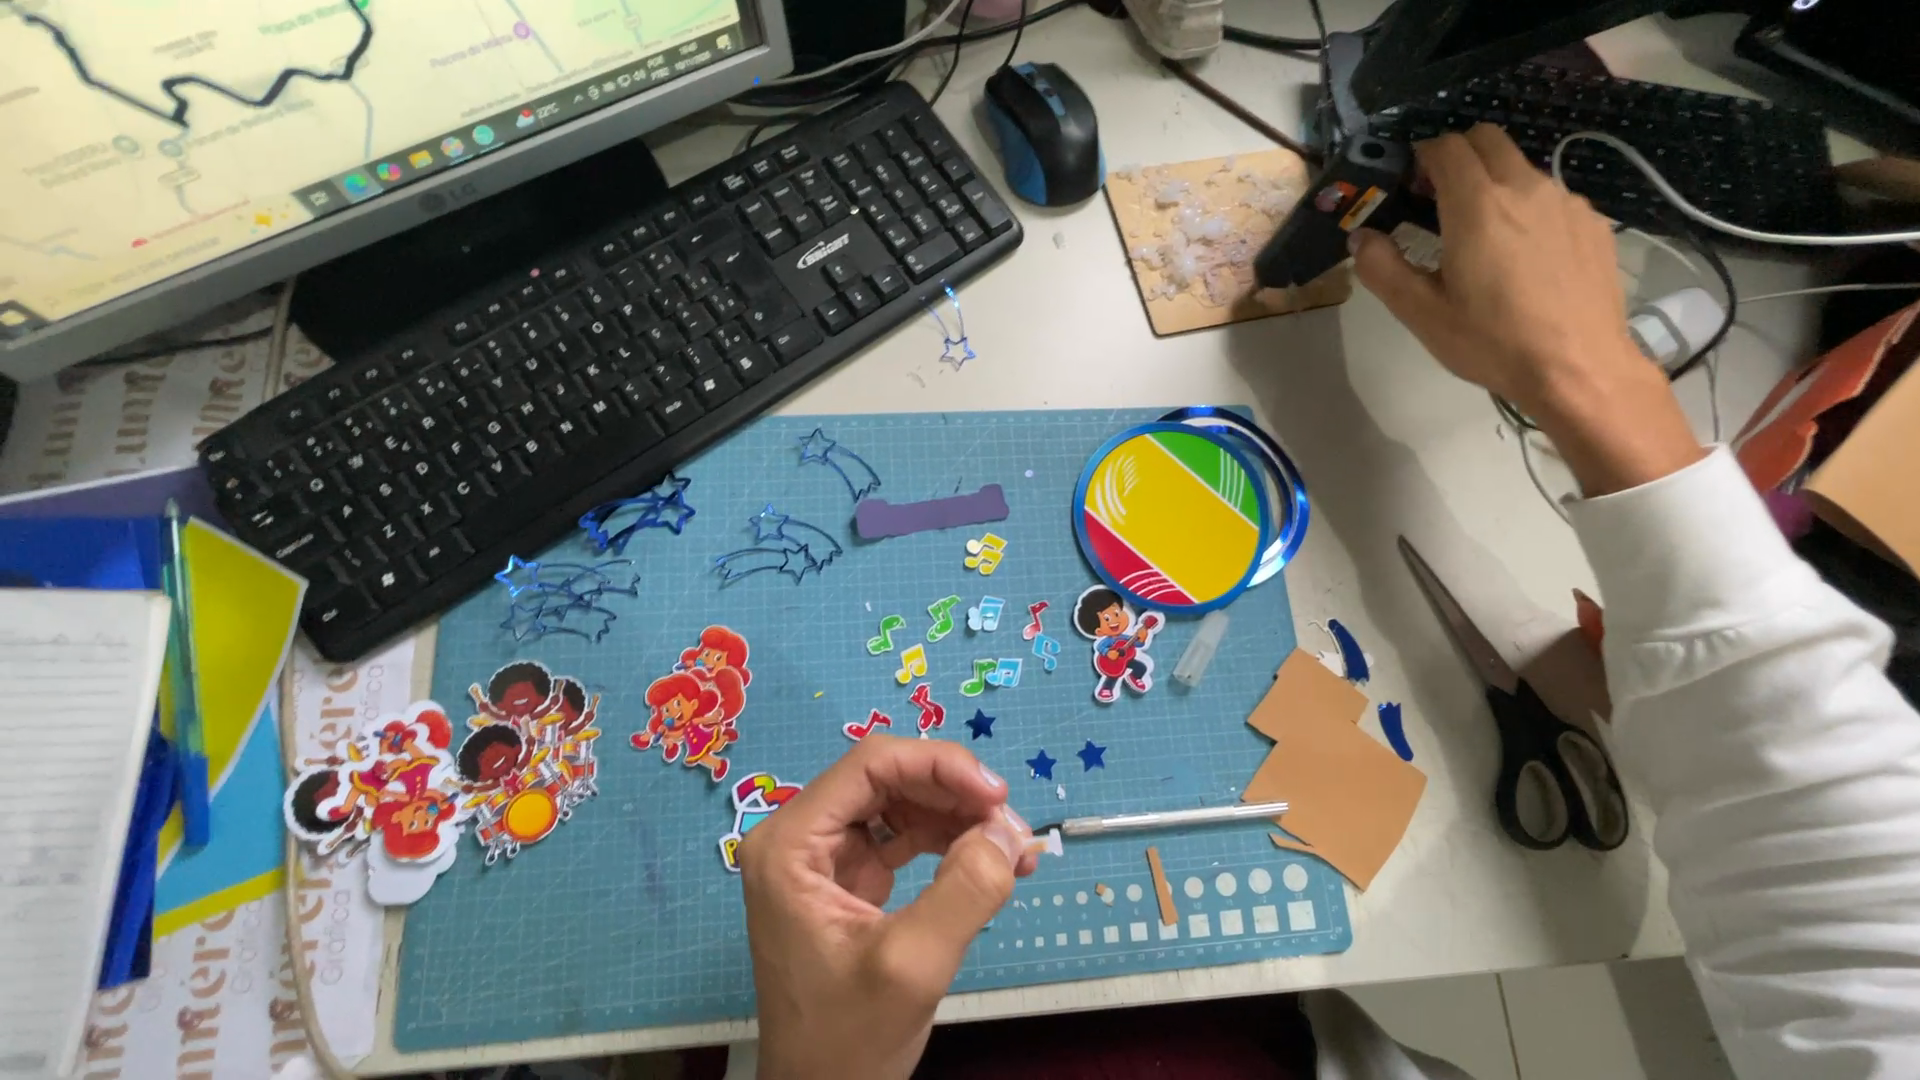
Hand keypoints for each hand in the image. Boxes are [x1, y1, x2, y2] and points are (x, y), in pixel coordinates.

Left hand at [740, 736, 1037, 1079]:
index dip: (938, 765)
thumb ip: (965, 891)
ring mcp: (825, 854)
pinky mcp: (850, 875)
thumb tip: (1008, 830)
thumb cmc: (848, 1040)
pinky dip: (950, 840)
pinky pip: (904, 835)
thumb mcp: (912, 967)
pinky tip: (990, 859)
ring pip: (901, 801)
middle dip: (955, 793)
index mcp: (791, 843)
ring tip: (1013, 847)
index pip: (870, 765)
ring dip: (959, 815)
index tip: (997, 794)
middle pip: (888, 778)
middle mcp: (802, 835)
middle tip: (1012, 826)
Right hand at [1349, 125, 1703, 495]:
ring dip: (1490, 183)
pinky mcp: (1591, 222)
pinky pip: (1549, 196)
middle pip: (1487, 140)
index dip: (1420, 157)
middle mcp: (1526, 188)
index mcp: (1477, 206)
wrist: (1576, 366)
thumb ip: (1382, 267)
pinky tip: (1519, 257)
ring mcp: (1566, 201)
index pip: (1446, 147)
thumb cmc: (1489, 341)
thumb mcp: (1420, 312)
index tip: (1406, 186)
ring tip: (1477, 236)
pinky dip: (1524, 208)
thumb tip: (1361, 236)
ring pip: (1520, 167)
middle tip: (1434, 200)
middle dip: (1455, 157)